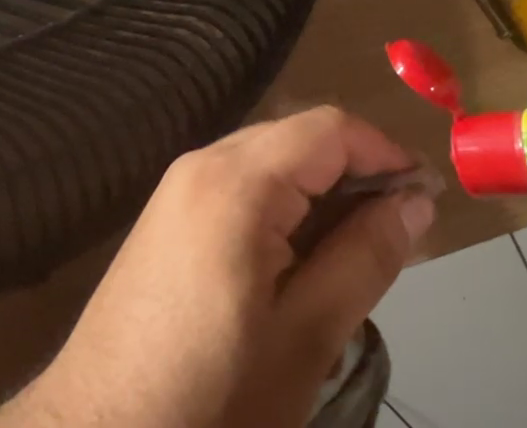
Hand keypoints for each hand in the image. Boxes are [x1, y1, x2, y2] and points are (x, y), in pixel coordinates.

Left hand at [0, 106, 435, 427]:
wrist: (100, 427)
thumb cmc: (211, 391)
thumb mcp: (305, 336)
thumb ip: (365, 258)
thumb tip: (415, 202)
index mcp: (236, 181)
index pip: (329, 128)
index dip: (385, 153)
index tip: (425, 200)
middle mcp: (200, 164)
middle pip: (296, 138)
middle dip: (353, 174)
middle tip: (396, 236)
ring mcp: (175, 188)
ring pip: (268, 161)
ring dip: (318, 193)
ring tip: (352, 256)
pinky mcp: (164, 216)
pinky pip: (236, 185)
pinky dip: (279, 206)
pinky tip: (295, 261)